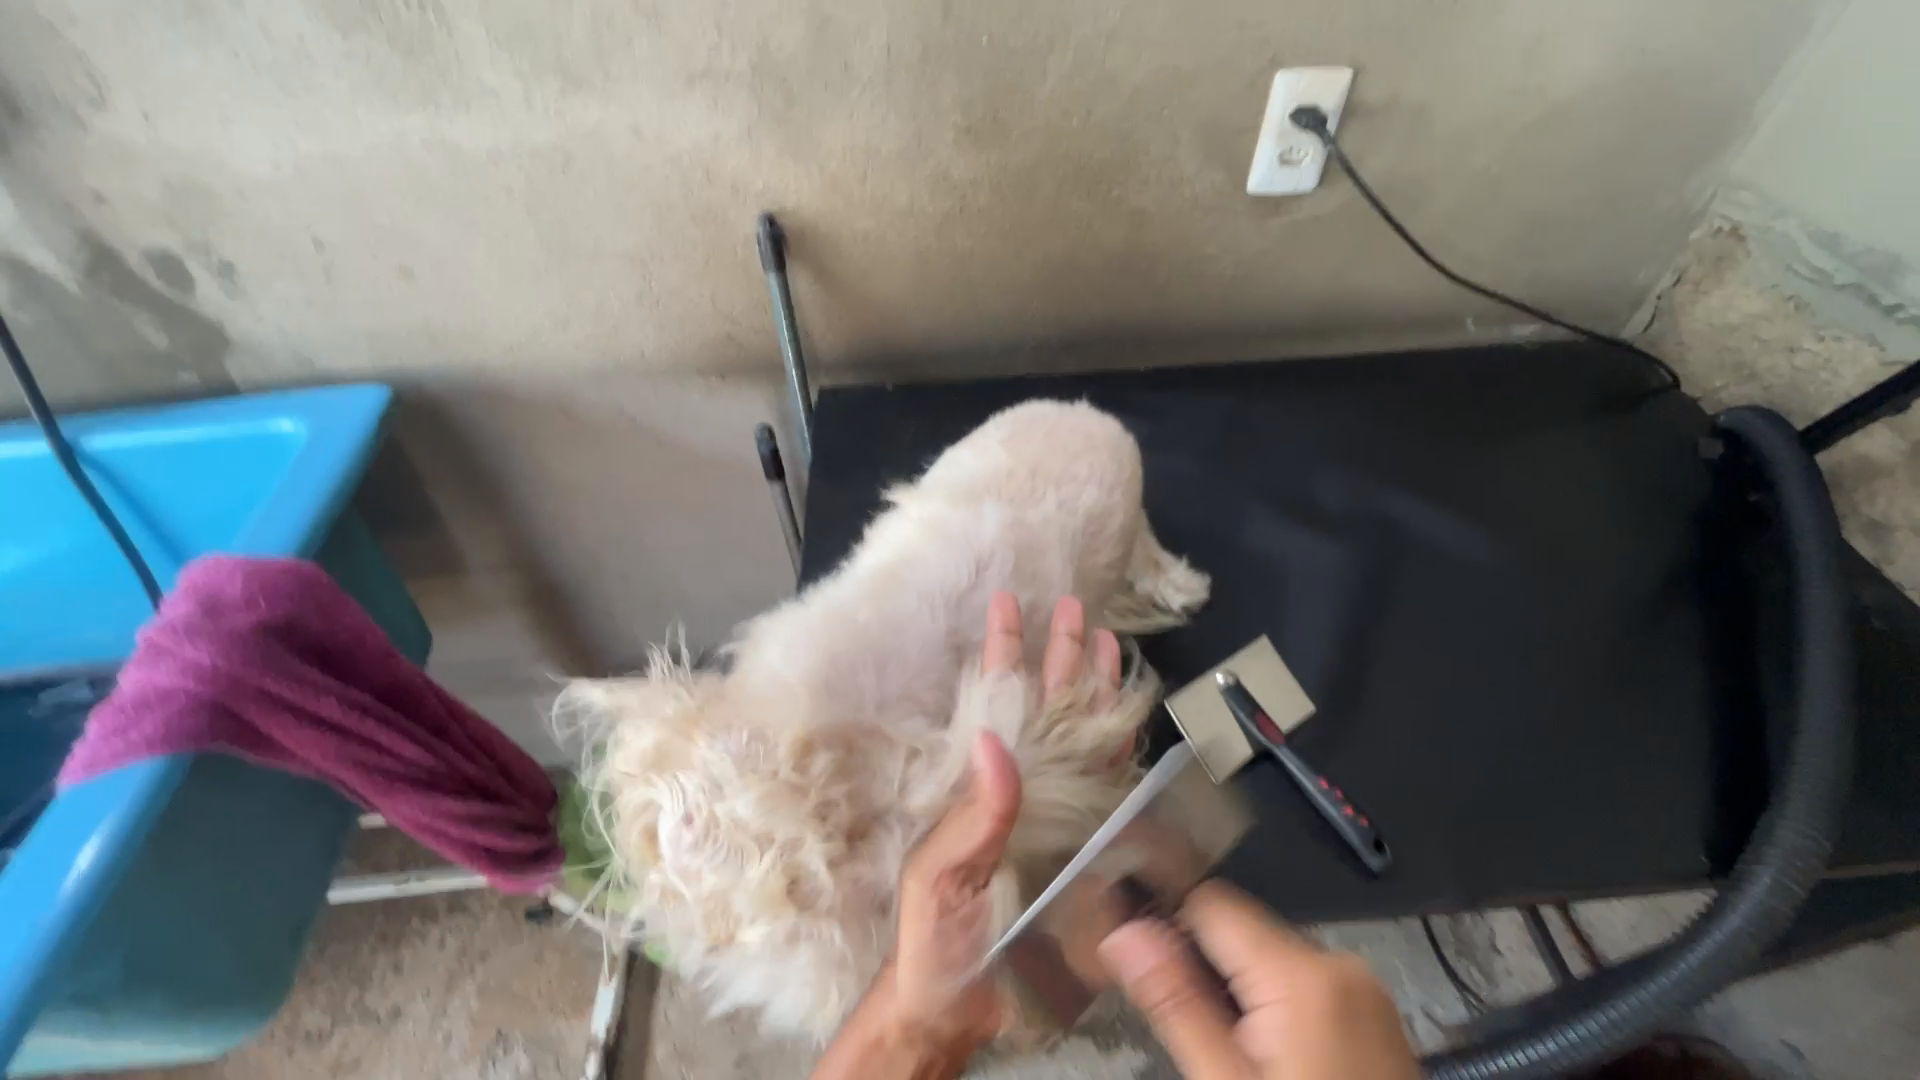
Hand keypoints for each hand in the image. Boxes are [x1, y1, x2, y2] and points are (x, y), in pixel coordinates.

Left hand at [812, 593, 1121, 1079]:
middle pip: (1047, 707)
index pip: (999, 705)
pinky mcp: (1085, 847)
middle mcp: (1022, 789)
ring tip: (1099, 637)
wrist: (960, 1006)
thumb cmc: (937, 942)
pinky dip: (1122, 747)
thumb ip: (972, 817)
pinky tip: (1127, 715)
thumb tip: (992, 742)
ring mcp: (1056, 813)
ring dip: (1092, 685)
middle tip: (1070, 605)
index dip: (1005, 652)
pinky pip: (1109, 787)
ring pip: (1082, 734)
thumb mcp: (942, 878)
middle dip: (1057, 653)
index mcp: (982, 786)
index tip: (1006, 604)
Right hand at [1100, 882, 1419, 1079]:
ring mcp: (1364, 989)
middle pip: (1240, 931)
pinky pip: (1303, 983)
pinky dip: (1275, 1007)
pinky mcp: (1373, 1013)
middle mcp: (1339, 964)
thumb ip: (1175, 1002)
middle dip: (1208, 971)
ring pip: (1268, 957)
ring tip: (1240, 1060)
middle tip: (1199, 1039)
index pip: (1209, 903)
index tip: (1147, 967)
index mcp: (1302, 974)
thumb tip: (1123, 934)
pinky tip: (1277, 1062)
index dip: (1168, 926)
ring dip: (1240, 992)